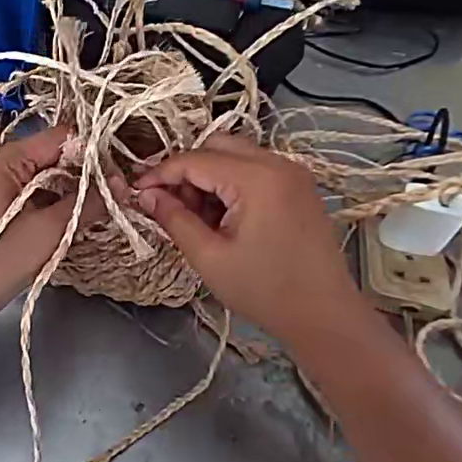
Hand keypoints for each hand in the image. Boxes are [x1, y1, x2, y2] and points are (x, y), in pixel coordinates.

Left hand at [0, 126, 101, 354]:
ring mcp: (0, 188)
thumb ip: (88, 203)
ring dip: (75, 192)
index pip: (62, 137)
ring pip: (49, 178)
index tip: (122, 175)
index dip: (95, 152)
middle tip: (120, 195)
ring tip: (105, 209)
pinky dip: (58, 205)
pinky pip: (38, 196)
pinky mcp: (1, 210)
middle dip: (88, 174)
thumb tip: (122, 185)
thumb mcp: (49, 231)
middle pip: (56, 156)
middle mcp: (2, 165)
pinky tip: (78, 220)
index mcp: (8, 159)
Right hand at [130, 133, 367, 344]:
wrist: (324, 314)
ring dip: (209, 176)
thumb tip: (146, 195)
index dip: (161, 173)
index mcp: (257, 178)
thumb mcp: (209, 257)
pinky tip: (224, 217)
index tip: (137, 192)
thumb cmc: (265, 290)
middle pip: (217, 146)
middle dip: (186, 171)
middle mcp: (278, 163)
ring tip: (197, 217)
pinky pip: (255, 168)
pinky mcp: (300, 186)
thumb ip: (174, 219)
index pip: (195, 160)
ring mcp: (293, 172)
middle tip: (170, 206)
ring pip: (236, 155)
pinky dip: (232, 183)